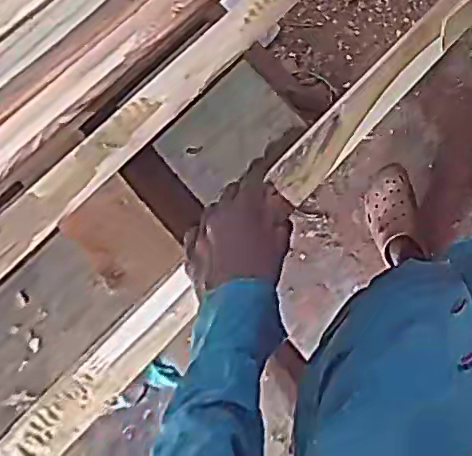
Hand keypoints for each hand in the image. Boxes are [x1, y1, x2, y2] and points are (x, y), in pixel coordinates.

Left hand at [184, 156, 293, 293]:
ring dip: (224, 213)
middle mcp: (219, 213)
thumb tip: (277, 203)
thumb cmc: (262, 272)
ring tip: (236, 224)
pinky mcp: (191, 255)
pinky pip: (196, 235)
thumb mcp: (281, 238)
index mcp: (243, 204)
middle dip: (243, 193)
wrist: (235, 309)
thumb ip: (278, 214)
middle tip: (255, 201)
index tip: (264, 164)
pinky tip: (214, 241)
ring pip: (212, 212)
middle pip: (231, 191)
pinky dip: (206, 234)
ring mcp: (201, 234)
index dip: (260, 168)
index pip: (253, 175)